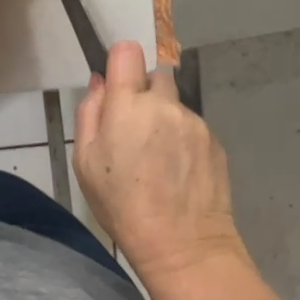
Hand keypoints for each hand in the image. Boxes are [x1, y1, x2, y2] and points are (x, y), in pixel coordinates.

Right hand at [74, 41, 250, 288]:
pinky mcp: (215, 142)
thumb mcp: (85, 161)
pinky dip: (182, 140)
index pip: (128, 53)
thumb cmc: (121, 205)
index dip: (120, 64)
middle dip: (142, 96)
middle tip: (133, 132)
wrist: (183, 246)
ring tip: (156, 160)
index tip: (116, 85)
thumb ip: (90, 113)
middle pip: (153, 78)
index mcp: (128, 105)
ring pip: (173, 105)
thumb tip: (101, 83)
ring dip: (163, 120)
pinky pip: (192, 128)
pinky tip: (177, 172)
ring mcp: (194, 122)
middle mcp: (164, 104)